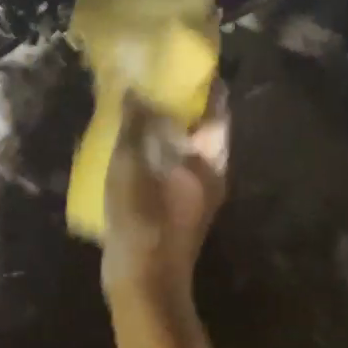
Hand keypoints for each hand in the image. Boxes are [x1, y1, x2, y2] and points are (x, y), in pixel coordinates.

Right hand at [101, 86, 229, 301]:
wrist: (145, 286)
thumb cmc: (143, 221)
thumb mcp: (131, 166)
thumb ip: (134, 125)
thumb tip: (134, 87)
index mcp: (209, 161)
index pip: (216, 111)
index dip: (205, 84)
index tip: (184, 61)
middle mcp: (210, 175)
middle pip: (202, 129)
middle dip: (182, 104)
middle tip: (154, 78)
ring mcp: (195, 196)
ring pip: (186, 149)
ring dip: (167, 128)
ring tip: (138, 106)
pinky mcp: (177, 210)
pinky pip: (171, 167)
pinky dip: (157, 150)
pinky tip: (131, 146)